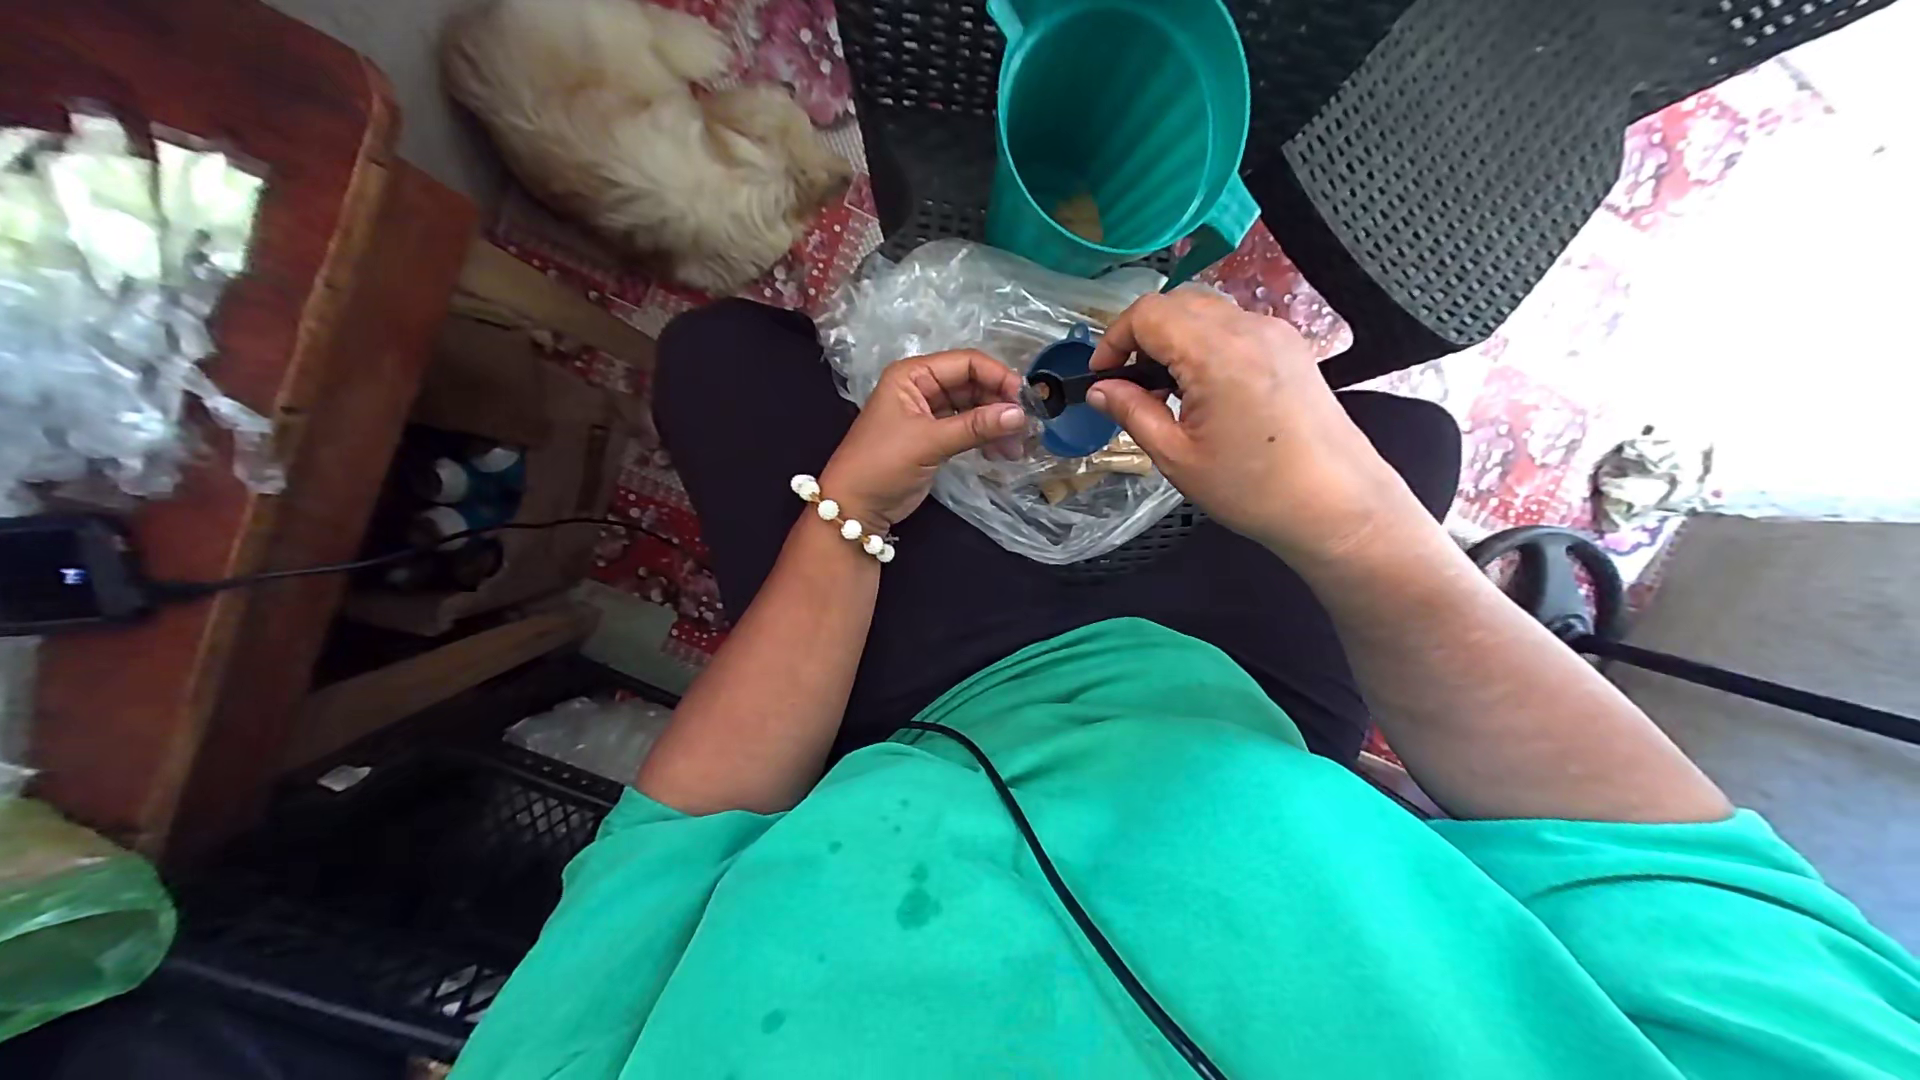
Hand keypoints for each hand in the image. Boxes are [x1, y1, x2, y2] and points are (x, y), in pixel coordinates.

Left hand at [819, 349, 1027, 532]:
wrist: (855, 506)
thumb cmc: (882, 464)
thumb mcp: (928, 442)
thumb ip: (975, 427)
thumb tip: (1020, 415)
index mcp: (914, 375)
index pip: (966, 363)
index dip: (998, 377)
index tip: (1025, 399)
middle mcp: (923, 387)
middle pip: (974, 384)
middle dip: (1000, 404)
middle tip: (1027, 427)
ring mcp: (930, 413)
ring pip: (974, 408)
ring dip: (997, 424)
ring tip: (1017, 447)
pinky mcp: (936, 438)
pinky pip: (969, 429)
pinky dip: (986, 438)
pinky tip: (1002, 453)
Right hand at [1086, 290, 1431, 565]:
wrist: (1336, 505)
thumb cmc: (1253, 489)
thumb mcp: (1177, 456)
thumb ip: (1132, 413)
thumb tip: (1100, 390)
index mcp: (1217, 353)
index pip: (1148, 313)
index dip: (1113, 339)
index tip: (1101, 376)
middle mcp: (1249, 329)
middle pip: (1176, 303)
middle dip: (1140, 335)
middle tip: (1126, 381)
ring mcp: (1276, 334)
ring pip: (1205, 310)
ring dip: (1172, 337)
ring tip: (1162, 389)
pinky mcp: (1291, 347)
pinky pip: (1233, 326)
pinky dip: (1203, 342)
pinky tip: (1200, 387)